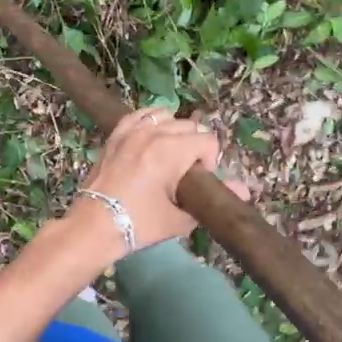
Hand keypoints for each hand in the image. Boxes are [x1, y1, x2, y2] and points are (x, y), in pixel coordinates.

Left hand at [72, 105, 246, 257]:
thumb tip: (246, 191)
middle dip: (195, 147)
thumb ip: (213, 199)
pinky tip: (152, 138)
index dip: (210, 161)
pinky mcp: (114, 136)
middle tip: (185, 175)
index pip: (208, 140)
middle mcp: (152, 134)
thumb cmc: (139, 224)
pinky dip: (150, 122)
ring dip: (174, 132)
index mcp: (171, 150)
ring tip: (169, 157)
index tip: (199, 182)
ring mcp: (130, 132)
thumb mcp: (180, 217)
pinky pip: (138, 116)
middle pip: (189, 126)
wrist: (94, 226)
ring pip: (165, 116)